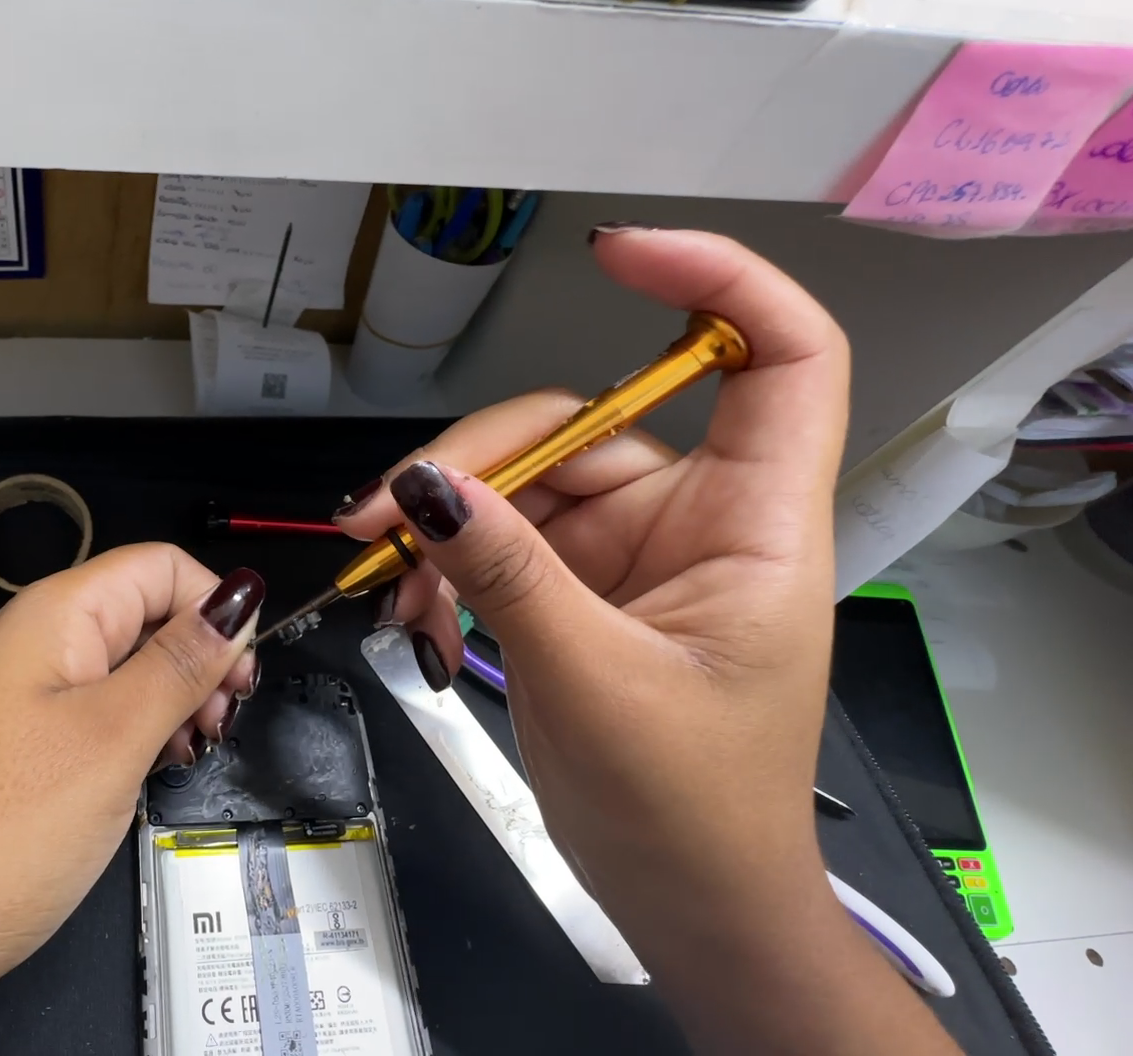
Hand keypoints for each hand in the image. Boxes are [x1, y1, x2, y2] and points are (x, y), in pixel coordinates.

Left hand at [0, 545, 262, 1055]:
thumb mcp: (112, 739)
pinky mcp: (20, 740)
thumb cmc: (0, 828)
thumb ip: (181, 662)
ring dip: (172, 699)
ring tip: (186, 754)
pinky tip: (146, 771)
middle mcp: (40, 638)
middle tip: (218, 726)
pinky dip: (135, 732)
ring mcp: (26, 691)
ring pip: (126, 666)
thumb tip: (242, 595)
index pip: (162, 565)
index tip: (244, 677)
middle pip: (146, 612)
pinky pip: (96, 711)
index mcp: (59, 612)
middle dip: (199, 658)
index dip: (217, 606)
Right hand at [335, 229, 955, 1053]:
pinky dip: (442, 573)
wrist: (677, 894)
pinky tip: (414, 618)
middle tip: (378, 518)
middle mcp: (683, 519)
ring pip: (511, 490)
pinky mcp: (566, 588)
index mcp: (746, 524)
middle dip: (467, 467)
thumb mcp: (590, 680)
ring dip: (436, 531)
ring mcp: (616, 553)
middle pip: (572, 432)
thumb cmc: (682, 806)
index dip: (714, 282)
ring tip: (391, 590)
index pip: (773, 358)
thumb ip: (508, 572)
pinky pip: (490, 545)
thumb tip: (425, 486)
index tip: (615, 257)